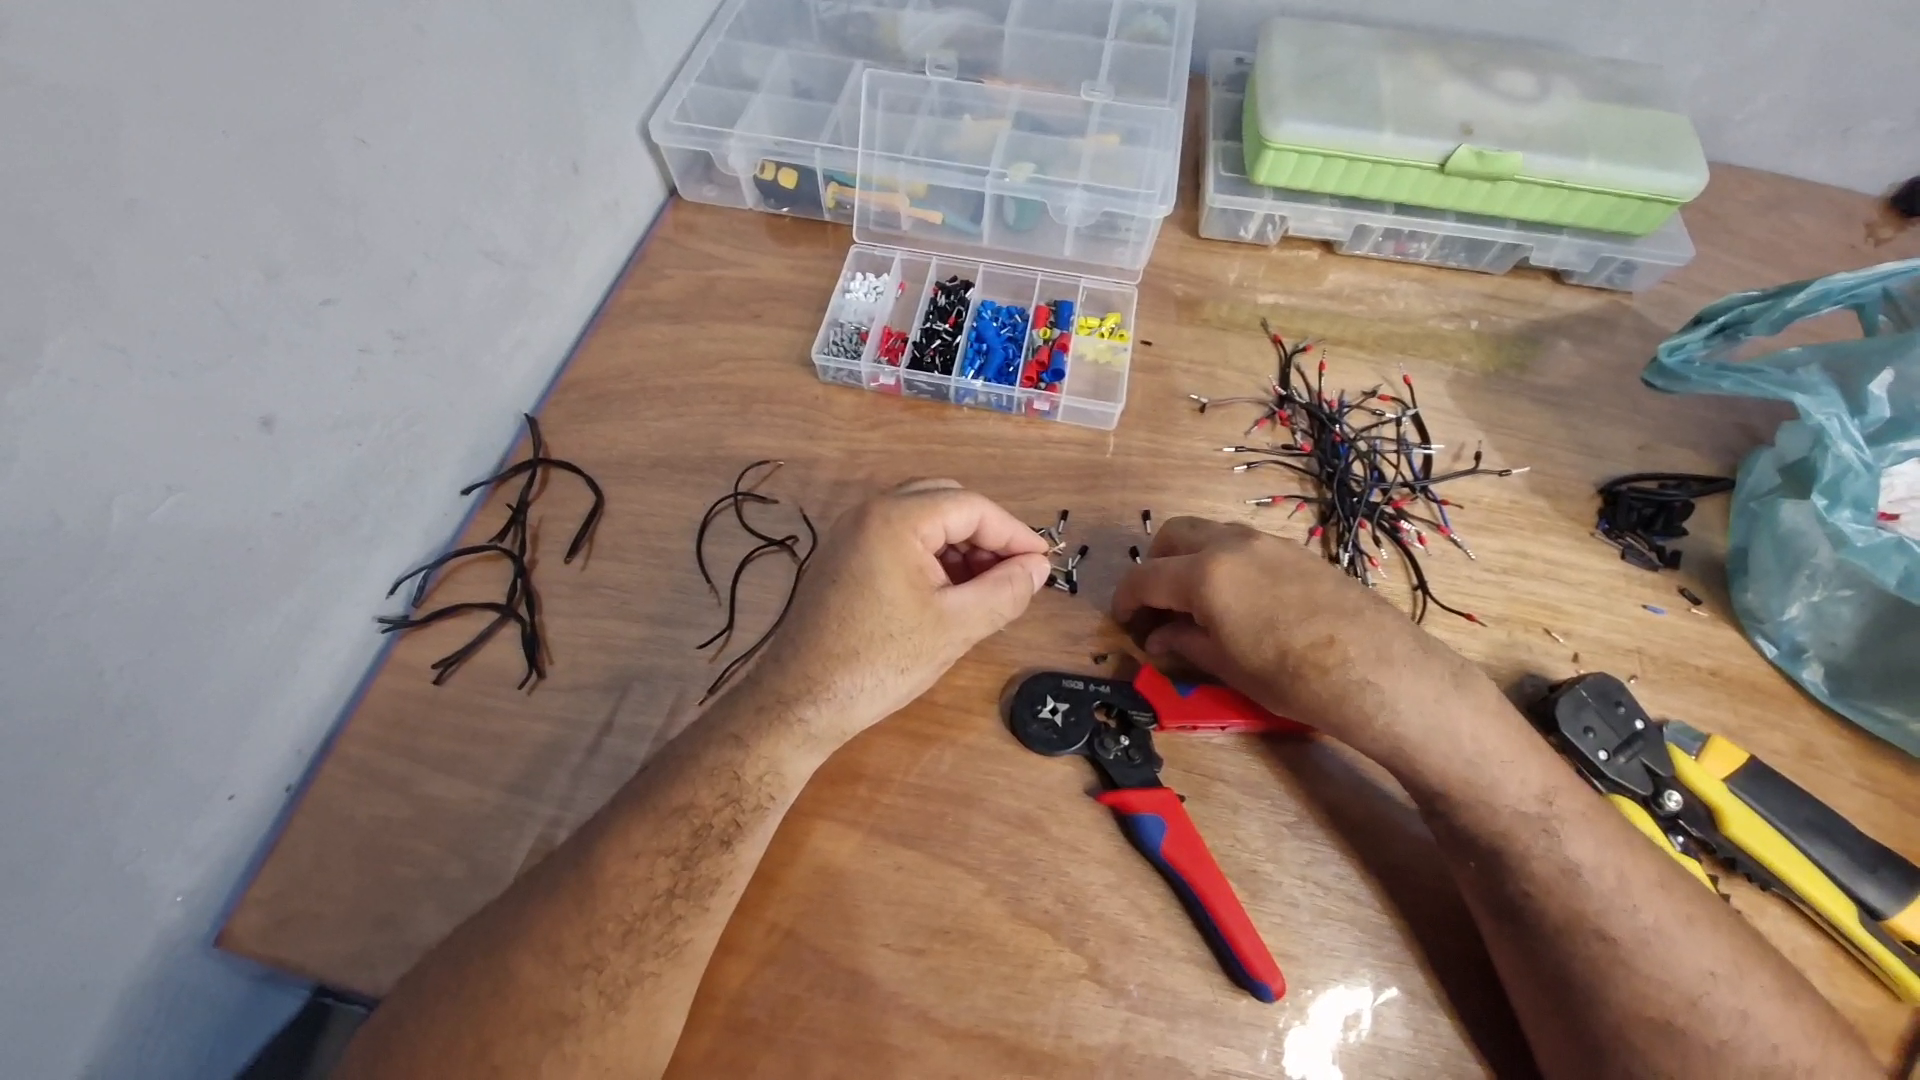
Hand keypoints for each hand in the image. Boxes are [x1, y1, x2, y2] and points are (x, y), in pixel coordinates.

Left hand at [740, 479, 1052, 744]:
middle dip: (985, 536)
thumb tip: (1037, 567)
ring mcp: (850, 534)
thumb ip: (1005, 591)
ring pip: (922, 521)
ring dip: (959, 547)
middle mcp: (868, 512)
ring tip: (985, 590)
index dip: (1014, 534)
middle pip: (946, 502)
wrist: (798, 702)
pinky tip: (947, 595)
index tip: (1042, 564)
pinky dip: (930, 558)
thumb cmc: (878, 663)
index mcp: (895, 518)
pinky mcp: (842, 558)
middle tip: (1013, 575)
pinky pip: (898, 541)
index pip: (972, 506)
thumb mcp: (955, 627)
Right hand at [1111, 517, 1499, 765]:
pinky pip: (1242, 544)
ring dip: (1190, 559)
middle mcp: (1231, 544)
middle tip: (1157, 605)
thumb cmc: (1293, 678)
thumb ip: (1185, 643)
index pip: (1145, 576)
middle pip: (1173, 536)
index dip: (1126, 599)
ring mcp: (1267, 542)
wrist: (1379, 671)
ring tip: (1197, 603)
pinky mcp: (1296, 551)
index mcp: (1204, 573)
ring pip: (1210, 533)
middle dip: (1155, 565)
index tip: (1123, 620)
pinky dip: (1223, 562)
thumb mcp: (1228, 666)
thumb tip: (1158, 638)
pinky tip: (1238, 601)